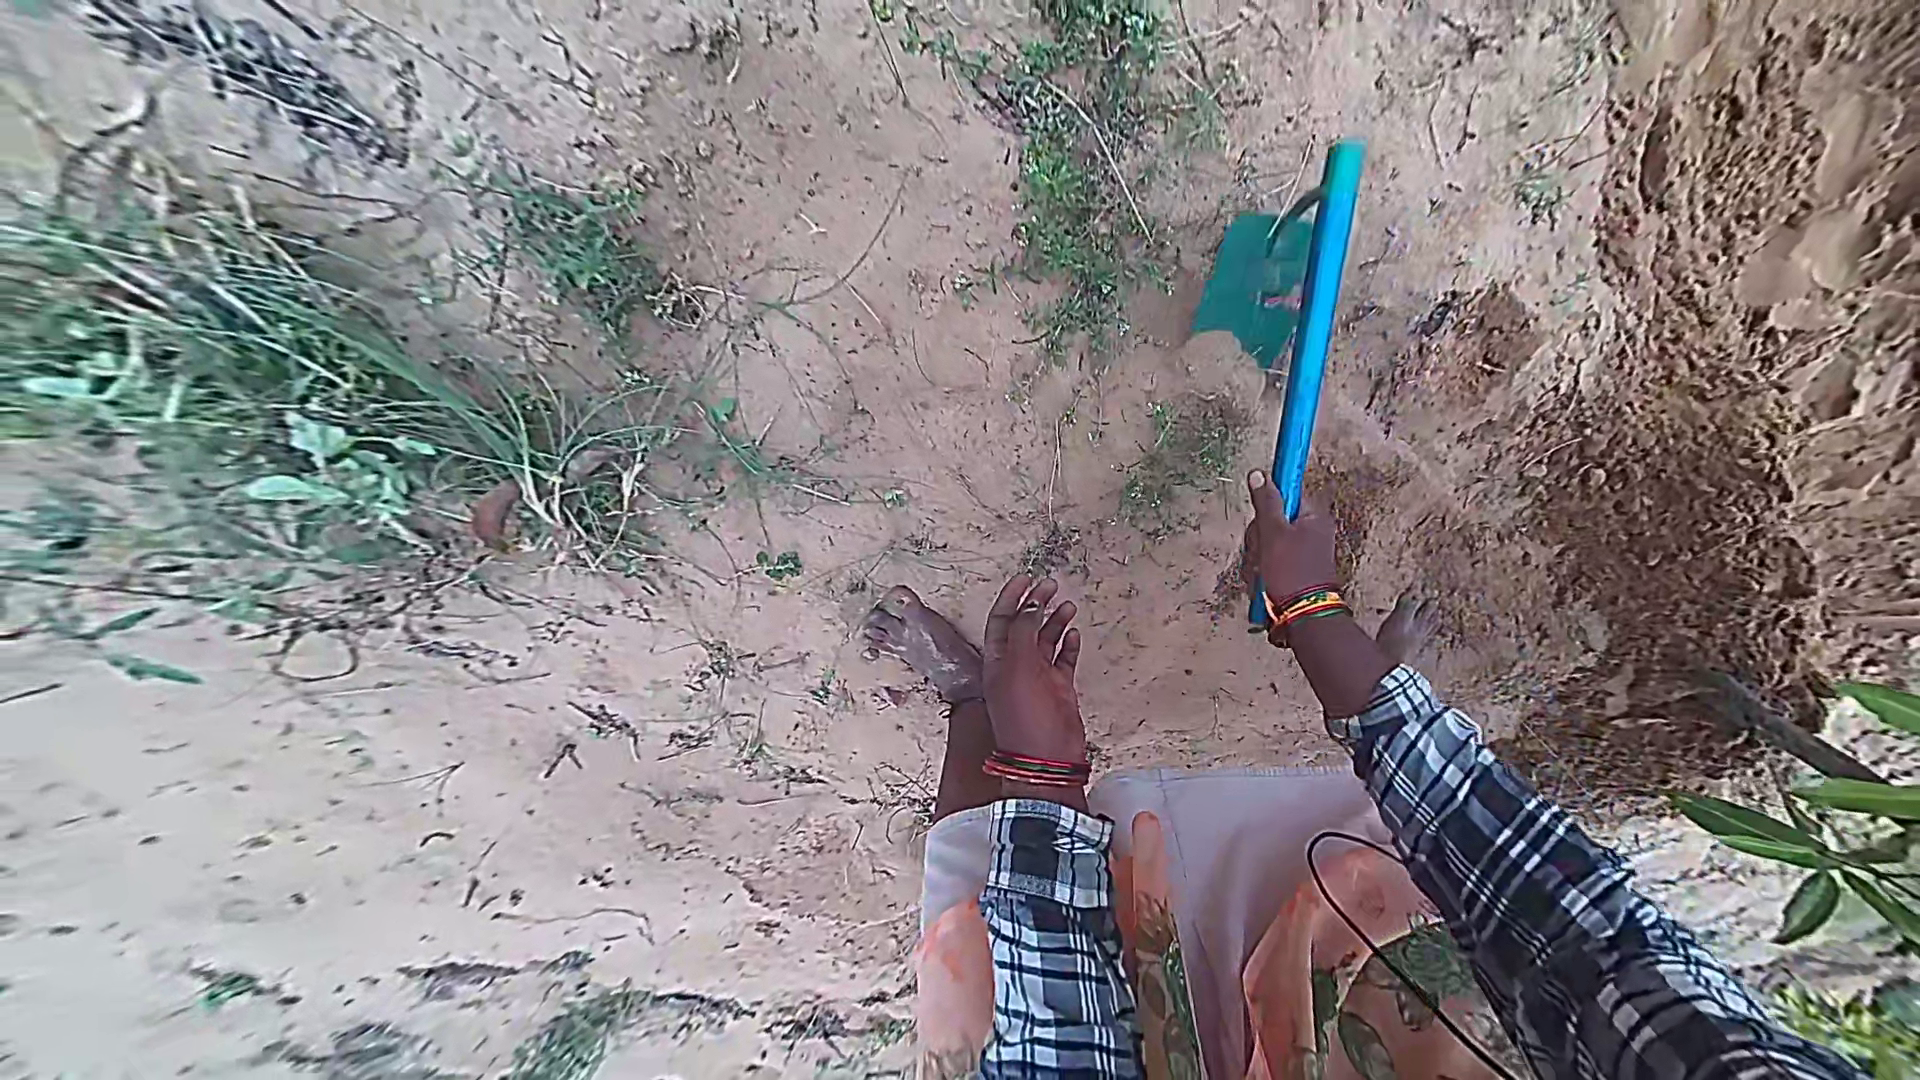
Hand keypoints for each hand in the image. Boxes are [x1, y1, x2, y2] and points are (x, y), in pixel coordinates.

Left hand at [981, 576, 1085, 764]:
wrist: (1048, 759)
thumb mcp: (1019, 667)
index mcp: (998, 661)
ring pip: (1045, 641)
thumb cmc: (1027, 716)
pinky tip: (1075, 634)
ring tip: (1068, 606)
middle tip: (1051, 586)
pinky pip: (1063, 660)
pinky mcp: (1058, 689)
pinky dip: (1068, 645)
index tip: (1025, 579)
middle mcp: (1016, 666)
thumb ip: (1024, 633)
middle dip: (1036, 604)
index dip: (1012, 598)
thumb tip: (1031, 605)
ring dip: (1055, 622)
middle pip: (1024, 626)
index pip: (1002, 620)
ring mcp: (1038, 678)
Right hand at [1242, 470, 1338, 644]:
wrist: (1302, 614)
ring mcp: (1302, 550)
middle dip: (1258, 536)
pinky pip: (1268, 558)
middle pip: (1272, 519)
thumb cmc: (1291, 571)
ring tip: (1261, 569)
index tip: (1262, 516)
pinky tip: (1262, 579)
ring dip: (1256, 555)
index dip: (1269, 503)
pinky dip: (1261, 568)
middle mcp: (1310, 530)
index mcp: (1312, 516)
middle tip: (1261, 549)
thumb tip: (1259, 474)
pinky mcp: (1293, 567)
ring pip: (1266, 541)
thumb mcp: (1273, 532)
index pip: (1286, 494)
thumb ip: (1266, 502)